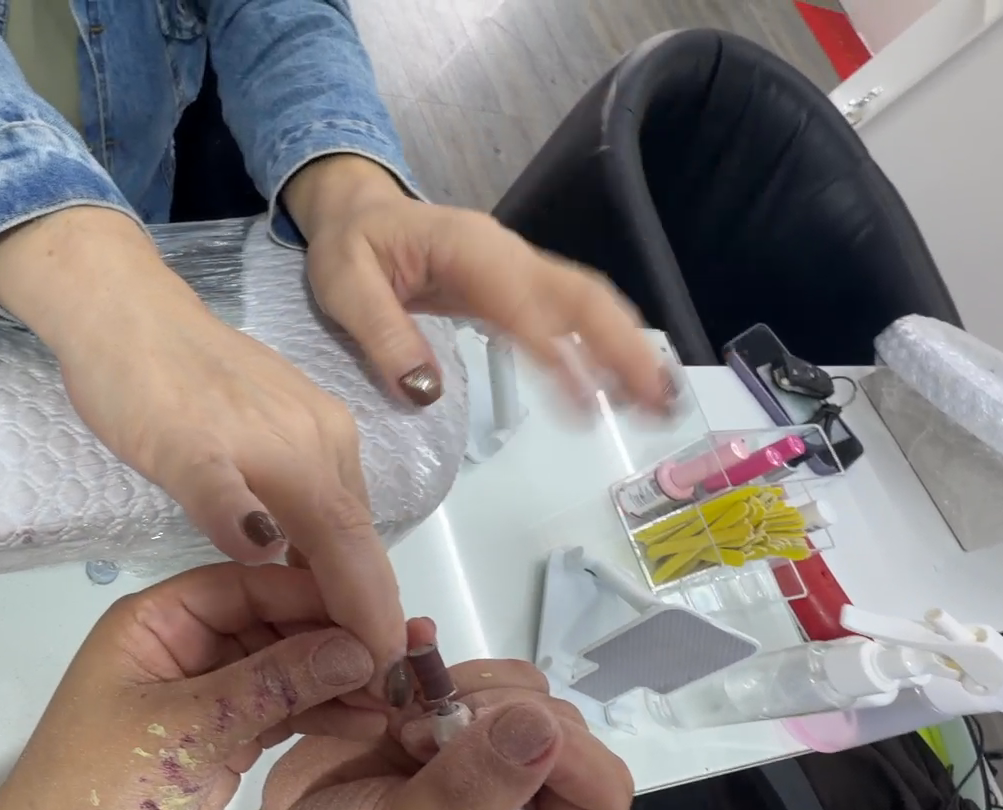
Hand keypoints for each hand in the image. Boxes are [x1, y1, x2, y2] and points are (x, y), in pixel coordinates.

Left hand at [0, 206, 408, 694]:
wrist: (126, 313)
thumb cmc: (140, 388)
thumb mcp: (171, 451)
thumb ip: (221, 501)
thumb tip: (272, 552)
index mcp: (305, 459)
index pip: (354, 553)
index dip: (370, 614)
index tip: (385, 673)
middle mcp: (330, 443)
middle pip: (361, 541)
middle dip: (369, 606)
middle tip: (368, 674)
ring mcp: (318, 428)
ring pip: (346, 519)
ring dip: (349, 577)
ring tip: (340, 636)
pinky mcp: (299, 421)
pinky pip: (327, 496)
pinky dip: (325, 540)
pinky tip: (306, 564)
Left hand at [0, 562, 386, 809]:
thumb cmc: (101, 787)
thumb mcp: (188, 728)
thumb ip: (272, 684)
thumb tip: (356, 647)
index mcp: (158, 619)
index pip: (245, 586)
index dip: (309, 595)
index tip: (373, 612)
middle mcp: (186, 644)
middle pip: (270, 624)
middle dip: (329, 641)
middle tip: (395, 659)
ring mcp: (208, 691)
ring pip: (282, 668)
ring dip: (332, 681)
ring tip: (392, 695)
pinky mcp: (223, 733)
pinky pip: (280, 710)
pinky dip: (318, 715)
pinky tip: (364, 720)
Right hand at [247, 655, 633, 809]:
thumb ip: (472, 792)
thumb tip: (541, 725)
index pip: (600, 785)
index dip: (562, 750)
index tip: (486, 734)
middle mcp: (517, 791)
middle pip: (556, 722)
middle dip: (494, 714)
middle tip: (421, 738)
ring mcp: (474, 746)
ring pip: (511, 685)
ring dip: (459, 686)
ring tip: (401, 721)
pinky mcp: (431, 713)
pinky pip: (458, 668)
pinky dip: (429, 663)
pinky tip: (391, 684)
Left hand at [285, 154, 675, 412]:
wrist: (355, 213)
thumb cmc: (347, 247)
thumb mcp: (345, 289)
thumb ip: (383, 337)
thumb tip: (426, 395)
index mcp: (465, 248)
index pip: (520, 302)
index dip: (555, 351)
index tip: (584, 400)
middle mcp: (504, 253)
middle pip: (580, 294)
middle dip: (622, 347)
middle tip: (657, 402)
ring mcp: (513, 266)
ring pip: (584, 301)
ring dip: (624, 347)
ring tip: (656, 400)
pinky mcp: (511, 286)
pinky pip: (564, 311)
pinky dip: (597, 343)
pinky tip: (616, 377)